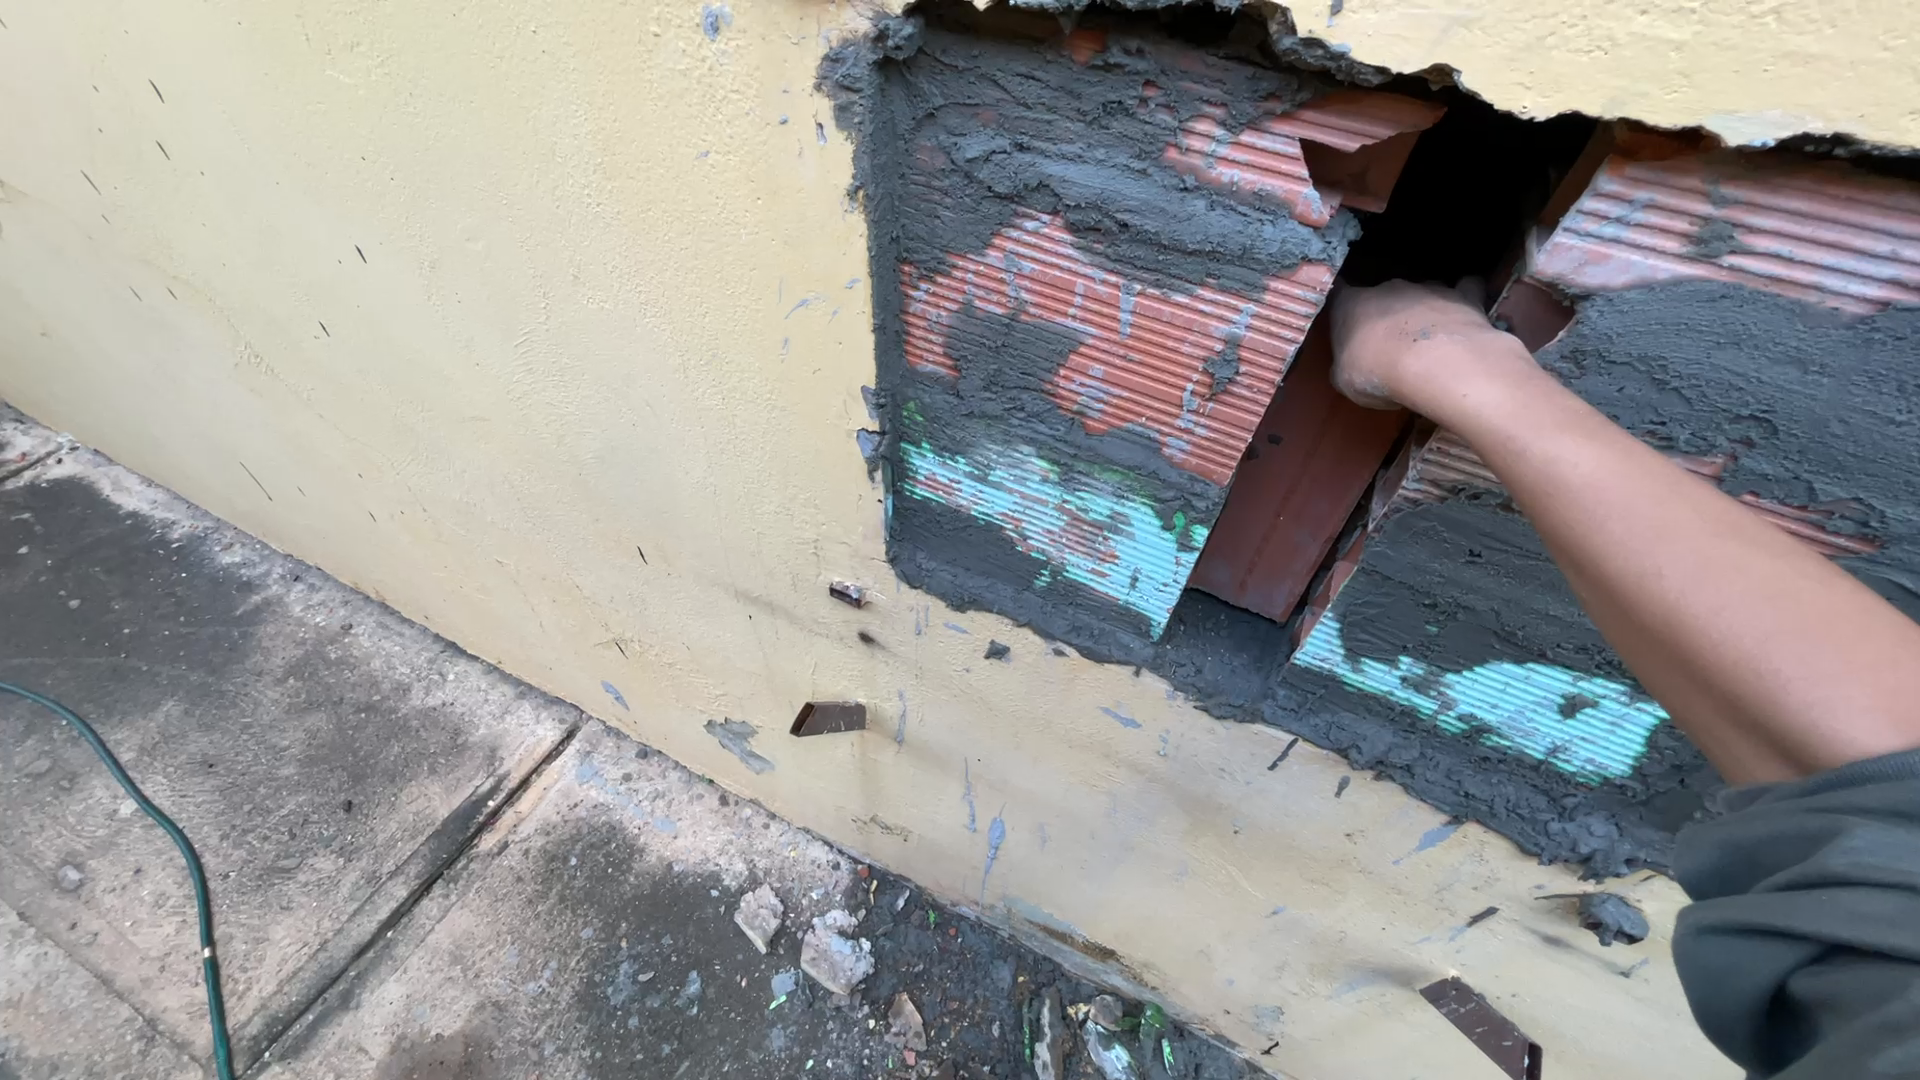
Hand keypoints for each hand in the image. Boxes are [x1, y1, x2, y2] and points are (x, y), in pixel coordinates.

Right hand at [1326, 278, 1520, 408]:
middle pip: (1383, 295)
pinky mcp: (1464, 295)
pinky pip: (1465, 289)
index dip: (1342, 307)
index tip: (1345, 320)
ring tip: (1427, 338)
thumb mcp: (1344, 379)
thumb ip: (1345, 363)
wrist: (1435, 363)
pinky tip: (1464, 314)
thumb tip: (1351, 363)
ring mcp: (1428, 288)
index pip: (1339, 295)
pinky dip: (1464, 298)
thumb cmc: (1377, 372)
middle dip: (1384, 313)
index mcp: (1351, 306)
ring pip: (1421, 293)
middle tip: (1388, 343)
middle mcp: (1388, 289)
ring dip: (1421, 310)